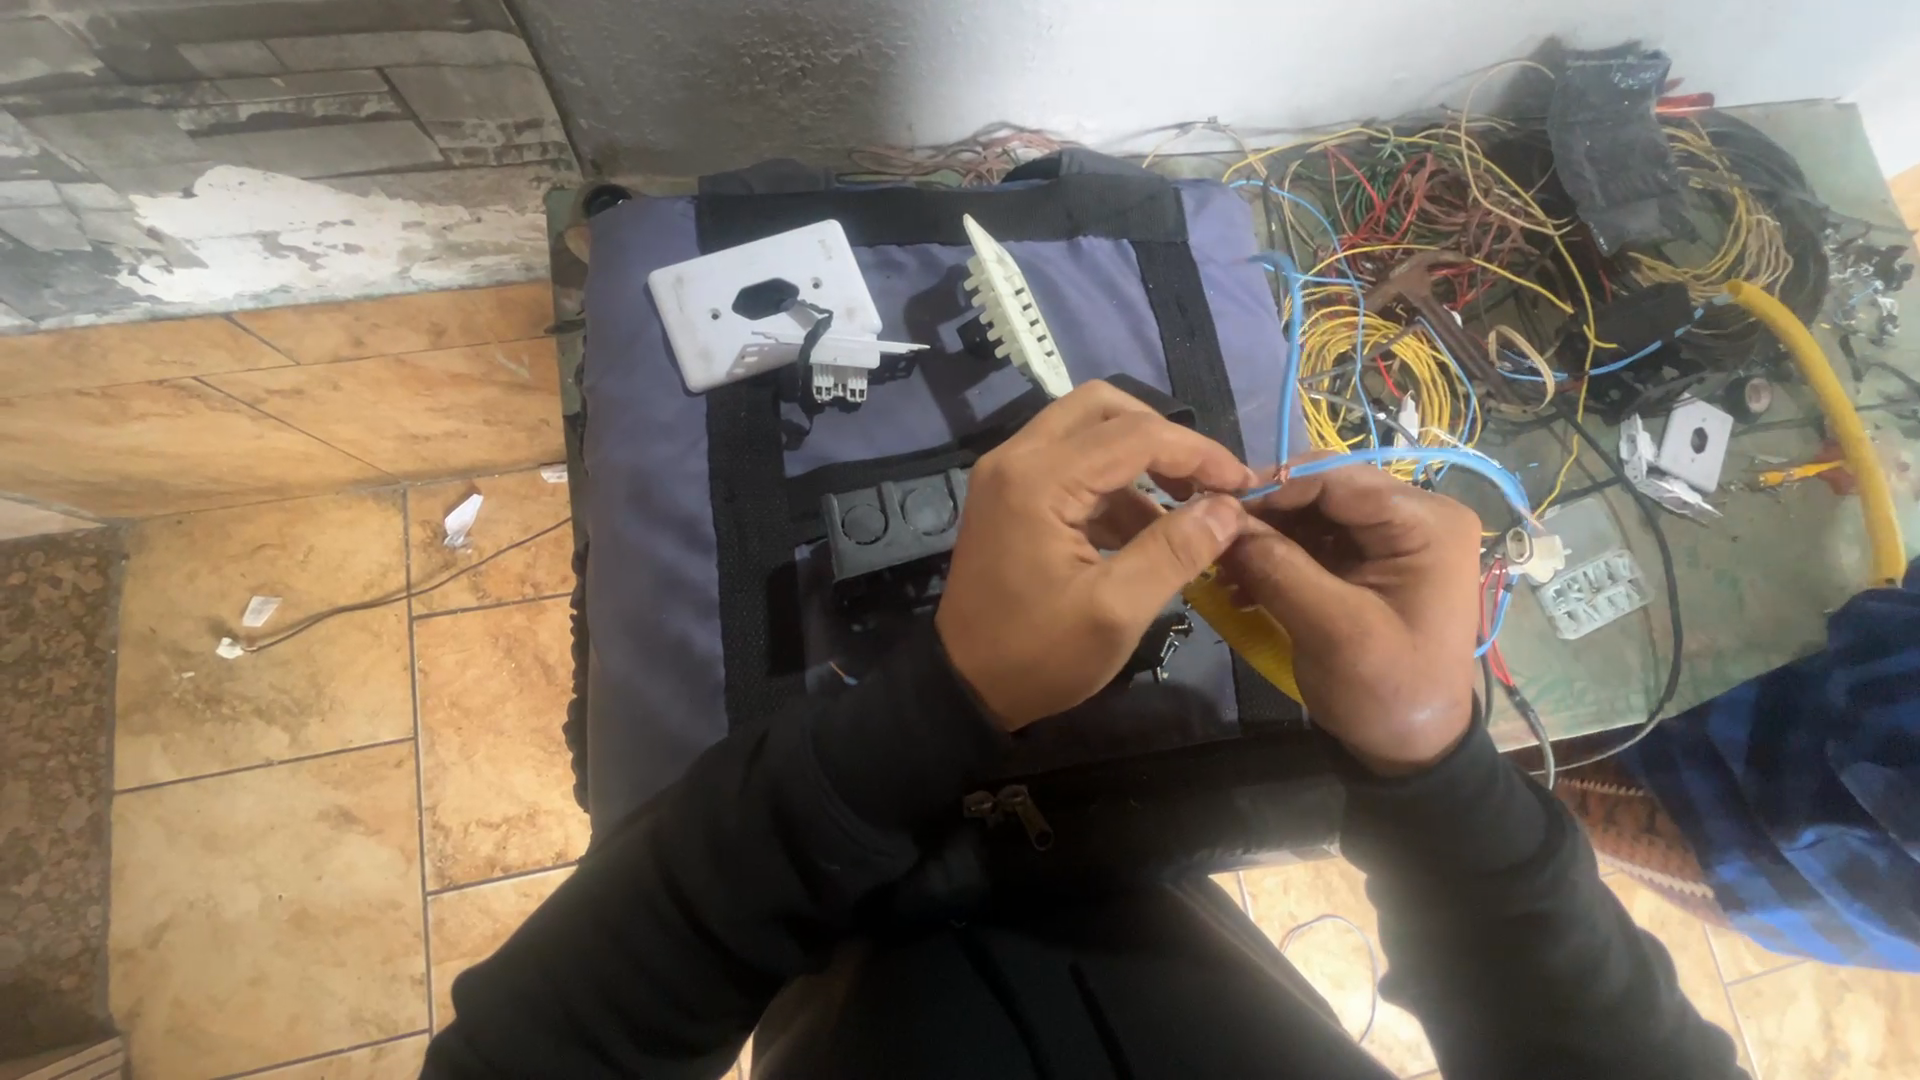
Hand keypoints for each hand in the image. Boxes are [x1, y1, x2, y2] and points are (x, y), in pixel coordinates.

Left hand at [936, 381, 1258, 729]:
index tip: (1242, 485)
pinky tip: (1143, 533)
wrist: (964, 685)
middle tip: (1204, 483)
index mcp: (1038, 478)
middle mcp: (1015, 458)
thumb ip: (1175, 550)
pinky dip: (1111, 487)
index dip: (1198, 453)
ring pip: (1085, 433)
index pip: (1136, 434)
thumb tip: (1227, 507)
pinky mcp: (1007, 496)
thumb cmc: (1037, 655)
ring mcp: (1006, 475)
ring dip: (1138, 463)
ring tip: (1184, 517)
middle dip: (1162, 438)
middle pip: (1102, 409)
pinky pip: (1068, 466)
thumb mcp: (1116, 611)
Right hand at [1222, 464, 1481, 774]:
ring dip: (1264, 537)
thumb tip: (1223, 522)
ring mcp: (1391, 537)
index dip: (1271, 489)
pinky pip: (1311, 539)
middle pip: (1321, 490)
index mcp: (1425, 522)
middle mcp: (1413, 515)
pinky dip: (1274, 556)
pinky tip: (1243, 585)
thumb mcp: (1332, 630)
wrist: (1413, 744)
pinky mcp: (1368, 559)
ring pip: (1310, 512)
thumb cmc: (1386, 689)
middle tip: (1214, 542)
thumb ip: (1279, 568)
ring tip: (1224, 571)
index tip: (1215, 514)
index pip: (1335, 479)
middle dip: (1264, 515)